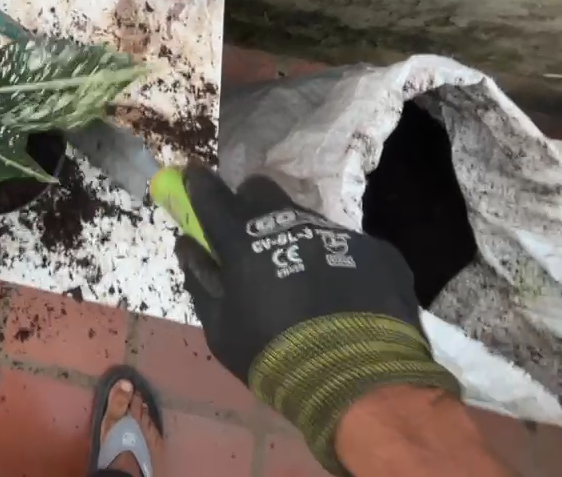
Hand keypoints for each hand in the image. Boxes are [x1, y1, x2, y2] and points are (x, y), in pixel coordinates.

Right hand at [175, 168, 460, 474]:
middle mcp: (284, 221)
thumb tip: (187, 245)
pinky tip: (343, 298)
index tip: (192, 177)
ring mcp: (332, 232)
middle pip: (258, 189)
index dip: (196, 181)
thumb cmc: (274, 355)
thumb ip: (200, 279)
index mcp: (240, 237)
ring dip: (294, 238)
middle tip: (250, 239)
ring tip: (305, 281)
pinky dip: (335, 264)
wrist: (362, 384)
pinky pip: (345, 246)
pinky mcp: (374, 250)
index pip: (208, 190)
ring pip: (303, 219)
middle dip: (248, 203)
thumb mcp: (220, 328)